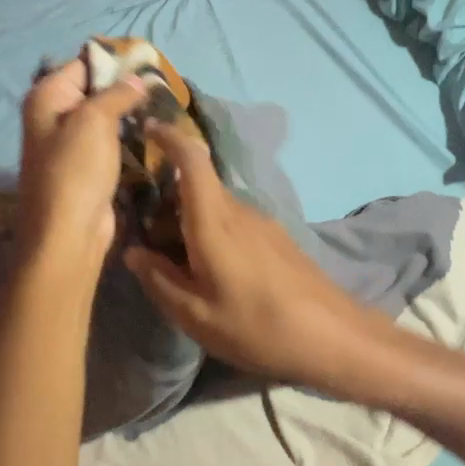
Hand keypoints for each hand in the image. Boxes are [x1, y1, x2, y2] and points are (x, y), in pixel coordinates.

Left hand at [17, 59, 147, 260]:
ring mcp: (69, 142)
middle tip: (164, 85)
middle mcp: (53, 114)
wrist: (69, 232)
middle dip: (127, 86)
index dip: (117, 60)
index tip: (152, 63)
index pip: (85, 62)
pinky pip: (110, 140)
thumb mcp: (95, 120)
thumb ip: (118, 93)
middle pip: (95, 88)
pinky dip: (128, 136)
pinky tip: (151, 132)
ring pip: (105, 115)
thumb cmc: (76, 170)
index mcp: (47, 96)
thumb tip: (140, 78)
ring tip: (164, 106)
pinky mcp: (86, 165)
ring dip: (130, 113)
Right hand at [122, 121, 396, 390]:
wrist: (331, 336)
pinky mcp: (277, 239)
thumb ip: (159, 279)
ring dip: (190, 221)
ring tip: (174, 261)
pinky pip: (235, 223)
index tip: (146, 129)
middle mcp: (239, 212)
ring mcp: (263, 224)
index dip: (168, 137)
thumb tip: (133, 252)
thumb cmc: (255, 326)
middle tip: (145, 236)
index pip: (191, 160)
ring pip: (216, 207)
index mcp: (214, 222)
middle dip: (167, 201)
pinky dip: (213, 233)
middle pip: (198, 187)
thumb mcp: (195, 314)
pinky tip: (211, 271)